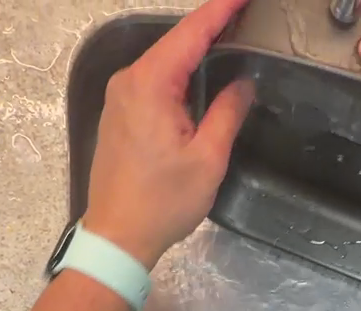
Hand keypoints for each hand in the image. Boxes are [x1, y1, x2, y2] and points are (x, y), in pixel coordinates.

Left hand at [83, 0, 254, 267]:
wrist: (117, 238)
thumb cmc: (161, 205)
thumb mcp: (207, 160)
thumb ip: (228, 114)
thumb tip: (243, 84)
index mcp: (150, 84)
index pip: (192, 32)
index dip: (222, 9)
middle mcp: (128, 82)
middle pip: (176, 44)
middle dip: (210, 30)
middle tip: (242, 20)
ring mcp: (119, 100)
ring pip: (164, 66)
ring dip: (194, 58)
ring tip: (228, 46)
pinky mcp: (118, 118)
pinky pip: (152, 86)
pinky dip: (177, 79)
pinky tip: (198, 84)